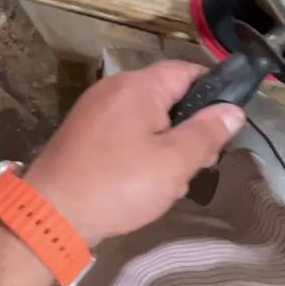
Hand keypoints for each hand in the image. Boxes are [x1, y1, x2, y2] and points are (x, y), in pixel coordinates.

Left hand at [24, 62, 244, 245]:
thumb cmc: (119, 185)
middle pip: (166, 95)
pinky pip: (123, 132)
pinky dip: (140, 151)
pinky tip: (142, 183)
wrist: (50, 215)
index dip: (214, 91)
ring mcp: (94, 110)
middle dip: (188, 126)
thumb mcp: (174, 162)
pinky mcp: (82, 133)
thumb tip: (233, 110)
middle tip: (199, 163)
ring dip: (165, 144)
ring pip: (146, 118)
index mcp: (139, 86)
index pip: (188, 70)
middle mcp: (114, 88)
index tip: (228, 121)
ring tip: (171, 181)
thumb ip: (207, 133)